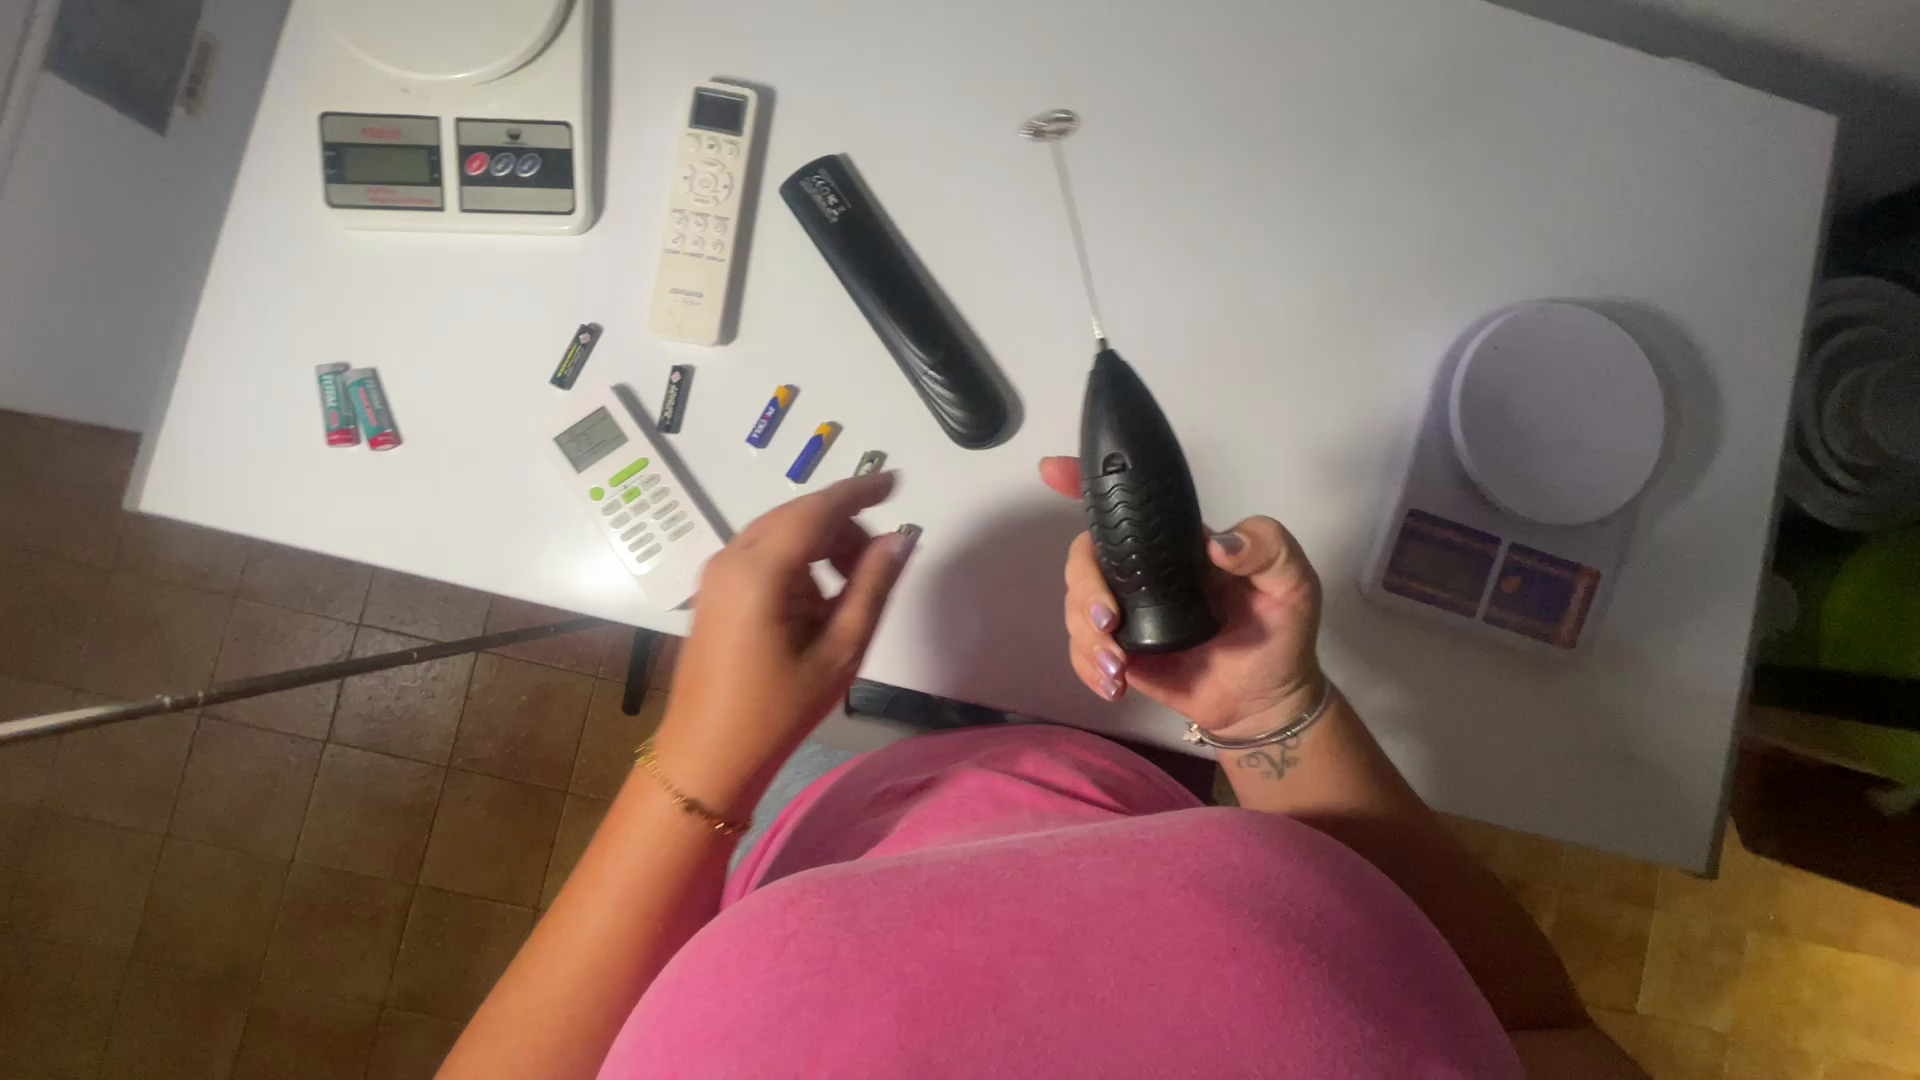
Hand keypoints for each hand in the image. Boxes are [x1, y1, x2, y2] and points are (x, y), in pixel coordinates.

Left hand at [651, 471, 914, 813]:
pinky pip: (763, 555)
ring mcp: (716, 574)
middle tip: (878, 562)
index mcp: (760, 570)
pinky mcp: (713, 590)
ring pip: (781, 533)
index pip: (817, 509)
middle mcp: (731, 558)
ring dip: (821, 546)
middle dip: (843, 527)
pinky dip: (797, 562)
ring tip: (848, 594)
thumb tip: (900, 537)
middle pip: (798, 516)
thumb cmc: (779, 710)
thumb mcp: (840, 651)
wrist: (707, 756)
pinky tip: (814, 604)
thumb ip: (872, 586)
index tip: (895, 482)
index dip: (859, 491)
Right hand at [1039, 456, 1323, 737]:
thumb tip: (1217, 545)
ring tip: (1118, 668)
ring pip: (1074, 606)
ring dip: (1085, 636)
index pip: (1126, 504)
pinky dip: (1087, 666)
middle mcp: (1141, 571)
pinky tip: (1113, 685)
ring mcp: (1127, 611)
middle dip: (1085, 587)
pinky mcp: (1118, 651)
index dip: (1083, 482)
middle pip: (1084, 558)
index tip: (1053, 470)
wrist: (1265, 700)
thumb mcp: (1293, 582)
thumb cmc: (1280, 632)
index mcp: (1174, 545)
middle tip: (1108, 621)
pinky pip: (1080, 650)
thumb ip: (1268, 549)